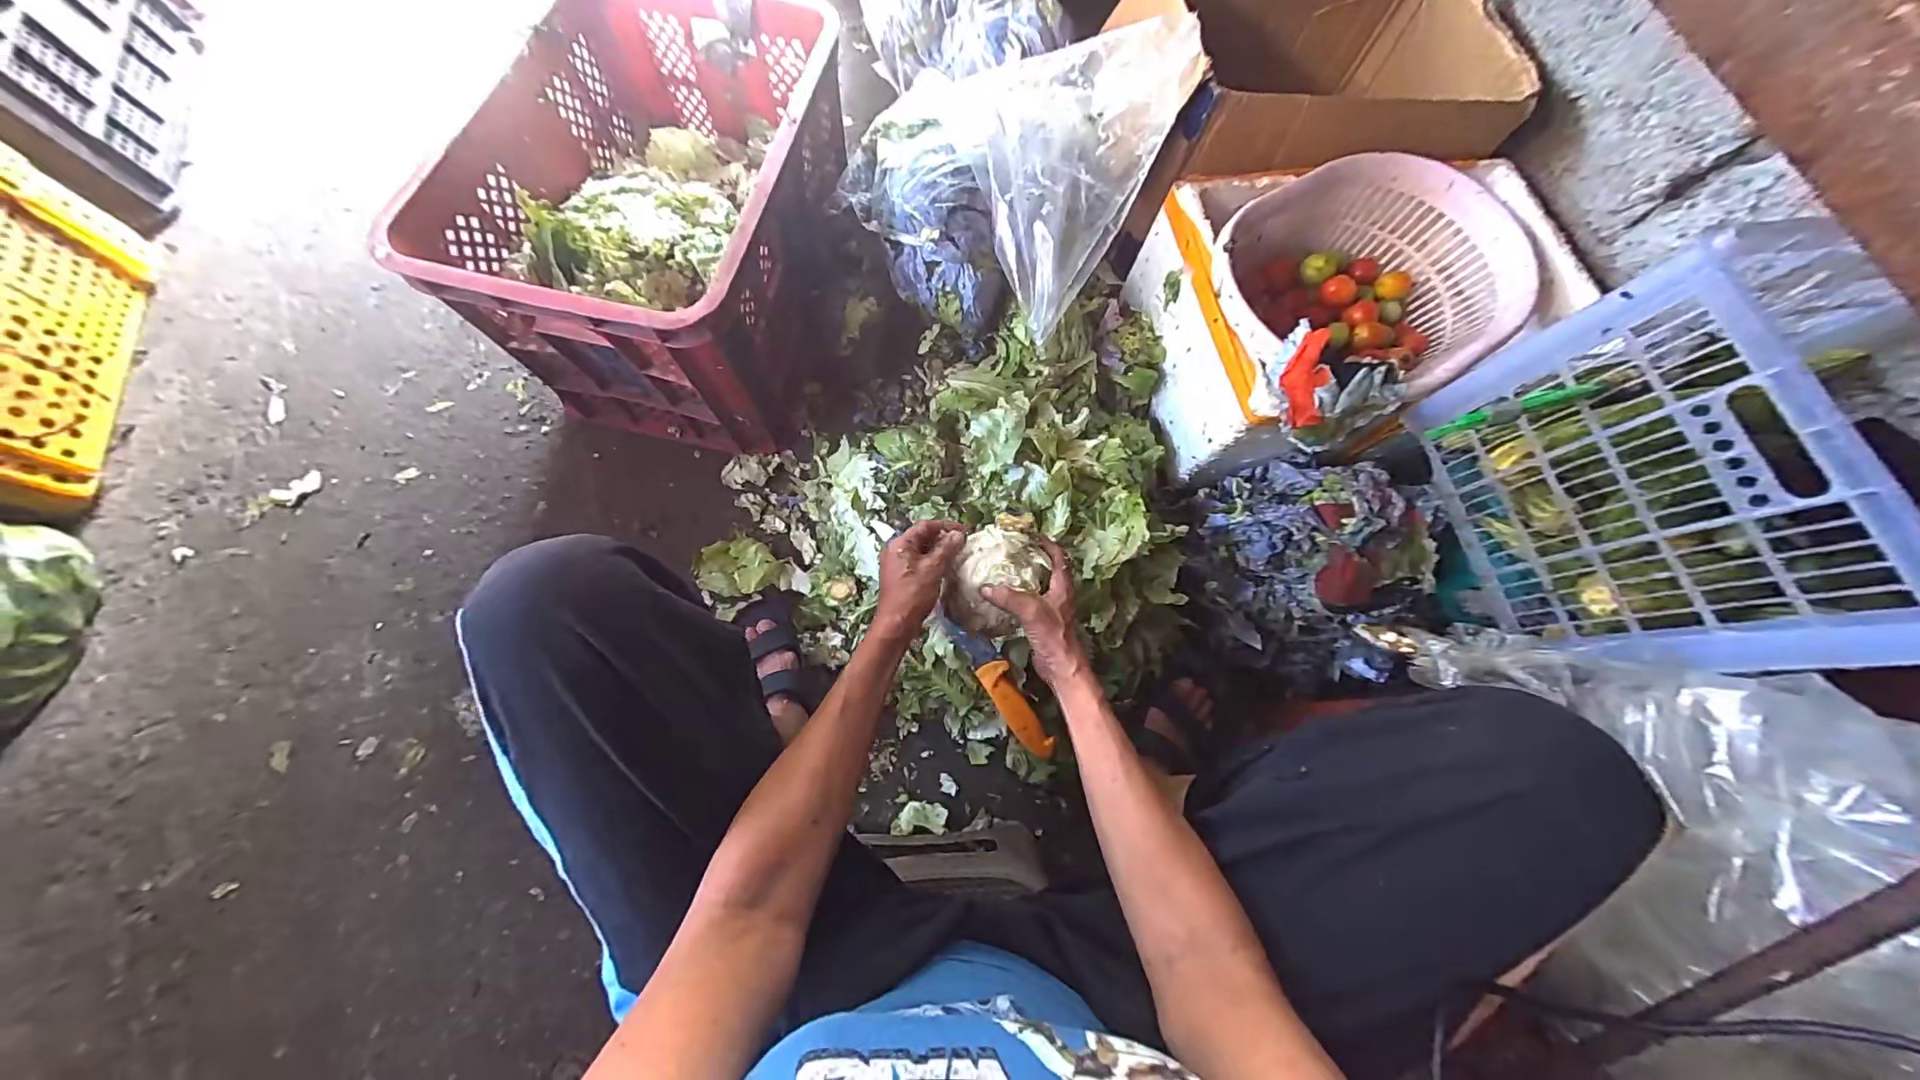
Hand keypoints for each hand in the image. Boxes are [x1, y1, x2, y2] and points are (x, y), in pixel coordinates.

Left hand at [873, 520, 965, 639]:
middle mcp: (896, 551)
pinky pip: (920, 562)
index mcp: (900, 544)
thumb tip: (958, 535)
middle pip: (923, 537)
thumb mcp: (932, 569)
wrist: (896, 624)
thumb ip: (946, 549)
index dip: (946, 526)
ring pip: (922, 550)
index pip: (925, 526)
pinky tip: (946, 567)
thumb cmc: (912, 595)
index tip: (964, 531)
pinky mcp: (902, 577)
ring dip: (940, 550)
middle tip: (963, 543)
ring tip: (958, 554)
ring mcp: (898, 564)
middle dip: (943, 538)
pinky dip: (934, 561)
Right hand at [982, 539, 1088, 687]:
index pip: (1058, 556)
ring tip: (1005, 568)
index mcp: (1063, 586)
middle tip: (1013, 549)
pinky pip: (1030, 600)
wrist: (1061, 667)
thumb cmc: (1053, 636)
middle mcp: (1059, 594)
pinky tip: (1004, 595)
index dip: (1046, 543)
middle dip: (1032, 556)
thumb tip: (985, 588)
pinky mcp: (1043, 621)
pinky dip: (1018, 594)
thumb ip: (1009, 598)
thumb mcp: (1031, 611)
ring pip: (1038, 584)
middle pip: (1048, 568)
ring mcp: (1052, 608)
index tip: (1028, 534)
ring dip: (1025, 575)